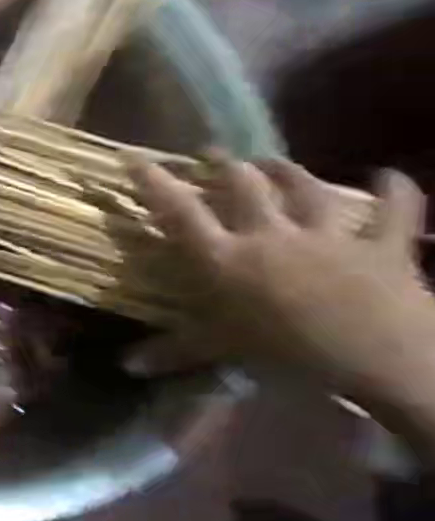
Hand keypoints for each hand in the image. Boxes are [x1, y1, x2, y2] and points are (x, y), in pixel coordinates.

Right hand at [128, 159, 434, 411]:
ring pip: (306, 189)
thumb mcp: (215, 350)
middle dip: (224, 165)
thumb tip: (125, 367)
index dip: (155, 182)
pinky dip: (395, 189)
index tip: (136, 158)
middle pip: (244, 187)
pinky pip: (395, 210)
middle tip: (210, 153)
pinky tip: (389, 172)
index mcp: (221, 258)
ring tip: (272, 161)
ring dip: (288, 171)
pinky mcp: (382, 244)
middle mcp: (268, 236)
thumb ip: (170, 352)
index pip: (178, 211)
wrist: (378, 354)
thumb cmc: (281, 350)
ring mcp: (329, 236)